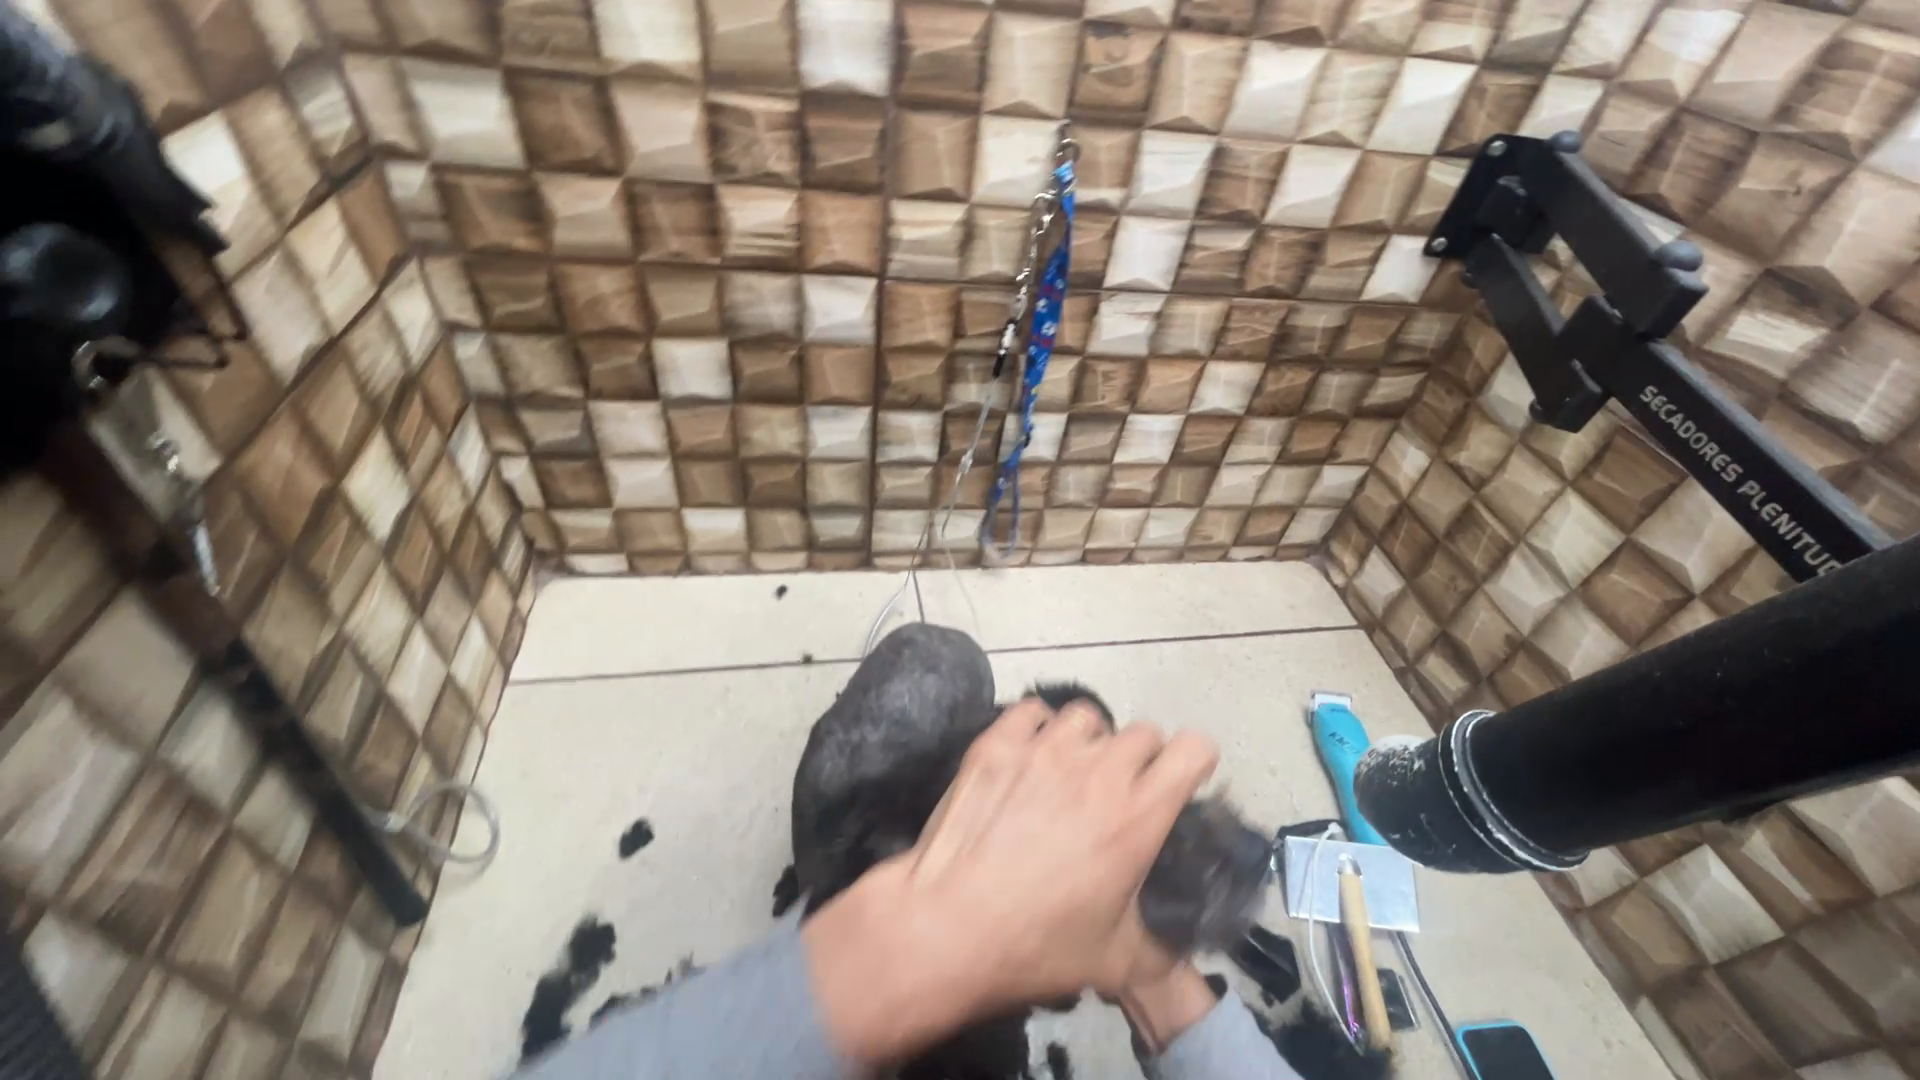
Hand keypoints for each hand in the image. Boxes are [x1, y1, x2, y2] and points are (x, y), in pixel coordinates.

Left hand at [804, 698, 1218, 1064]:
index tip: (1179, 783)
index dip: (1193, 764)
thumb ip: (1164, 946)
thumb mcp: (1117, 961)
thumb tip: (1182, 946)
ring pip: (1087, 717)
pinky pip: (1031, 711)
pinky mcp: (996, 743)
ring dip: (1090, 741)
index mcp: (1139, 814)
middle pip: (1143, 732)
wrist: (947, 926)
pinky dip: (1037, 728)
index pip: (1194, 749)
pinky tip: (1028, 755)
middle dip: (1142, 758)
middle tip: (1119, 792)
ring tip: (1070, 771)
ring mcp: (1043, 749)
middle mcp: (1098, 769)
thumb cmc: (1036, 946)